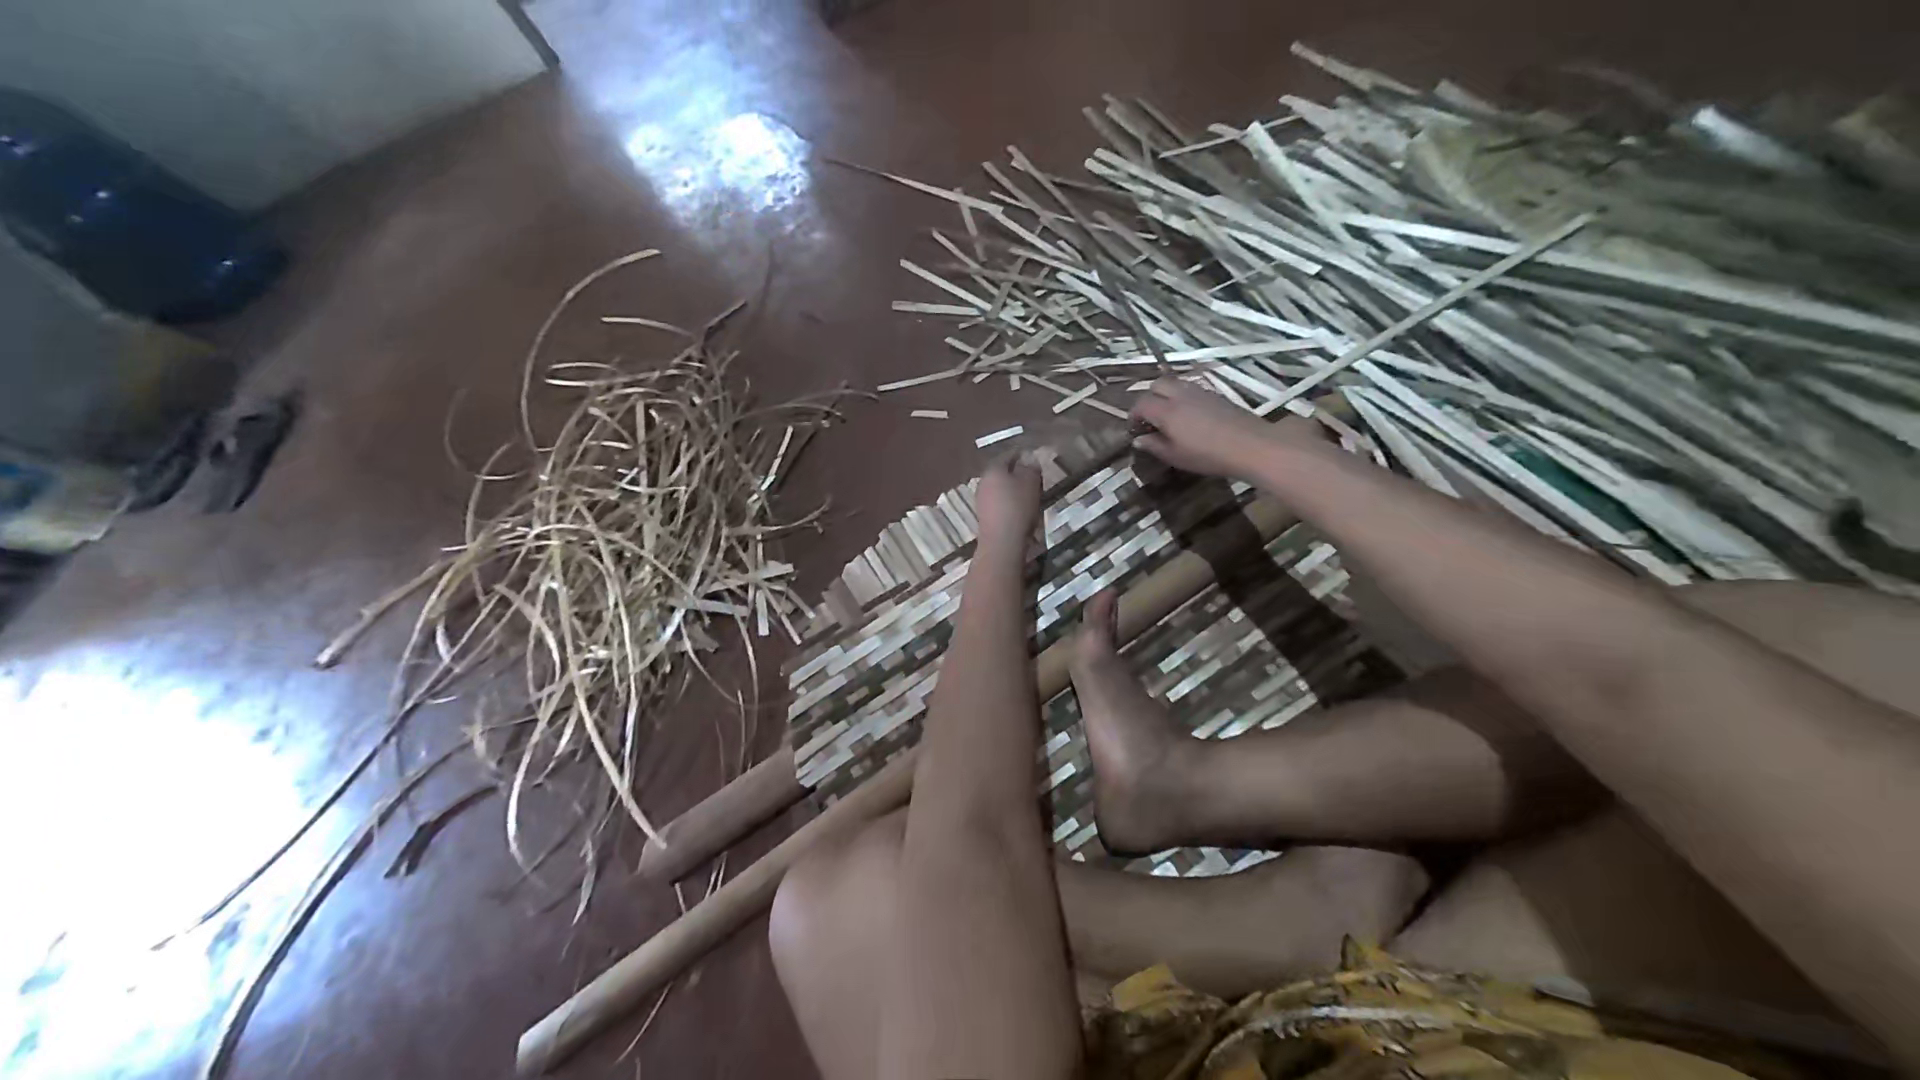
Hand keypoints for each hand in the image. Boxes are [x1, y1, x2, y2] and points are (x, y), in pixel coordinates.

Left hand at [974, 452, 1042, 549]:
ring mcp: (981, 500)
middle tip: (1034, 477)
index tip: (1036, 459)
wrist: (1002, 543)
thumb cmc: (1018, 507)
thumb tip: (1028, 457)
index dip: (1023, 454)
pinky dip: (1009, 503)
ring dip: (1013, 489)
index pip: (1009, 454)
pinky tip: (1020, 510)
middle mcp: (983, 481)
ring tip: (1030, 495)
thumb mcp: (1030, 482)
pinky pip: (999, 503)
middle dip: (1017, 473)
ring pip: (1000, 488)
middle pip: (1002, 472)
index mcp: (993, 469)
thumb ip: (1030, 467)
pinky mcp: (984, 516)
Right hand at [1130, 378, 1288, 478]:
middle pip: (1157, 384)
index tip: (1134, 429)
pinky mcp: (1215, 394)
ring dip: (1166, 395)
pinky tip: (1189, 416)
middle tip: (1150, 418)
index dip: (1134, 415)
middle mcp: (1180, 395)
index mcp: (1167, 411)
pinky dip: (1182, 397)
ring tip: (1168, 416)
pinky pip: (1191, 389)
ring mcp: (1200, 392)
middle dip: (1149, 398)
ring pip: (1175, 383)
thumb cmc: (1208, 455)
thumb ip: (1154, 446)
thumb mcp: (1176, 456)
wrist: (1250, 445)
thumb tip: (1139, 440)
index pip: (1142, 404)